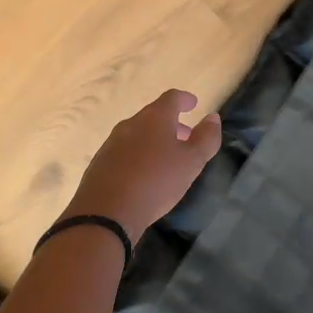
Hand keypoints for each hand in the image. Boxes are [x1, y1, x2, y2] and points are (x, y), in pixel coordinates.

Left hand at [61, 89, 221, 240]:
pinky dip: (138, 155)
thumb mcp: (191, 162)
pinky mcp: (99, 163)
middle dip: (172, 124)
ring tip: (165, 159)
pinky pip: (124, 151)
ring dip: (154, 140)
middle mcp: (131, 124)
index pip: (172, 98)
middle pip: (154, 115)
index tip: (193, 104)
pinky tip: (142, 175)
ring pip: (138, 133)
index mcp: (155, 118)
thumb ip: (206, 138)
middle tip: (185, 137)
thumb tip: (212, 118)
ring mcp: (111, 143)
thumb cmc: (155, 182)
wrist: (105, 213)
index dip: (184, 99)